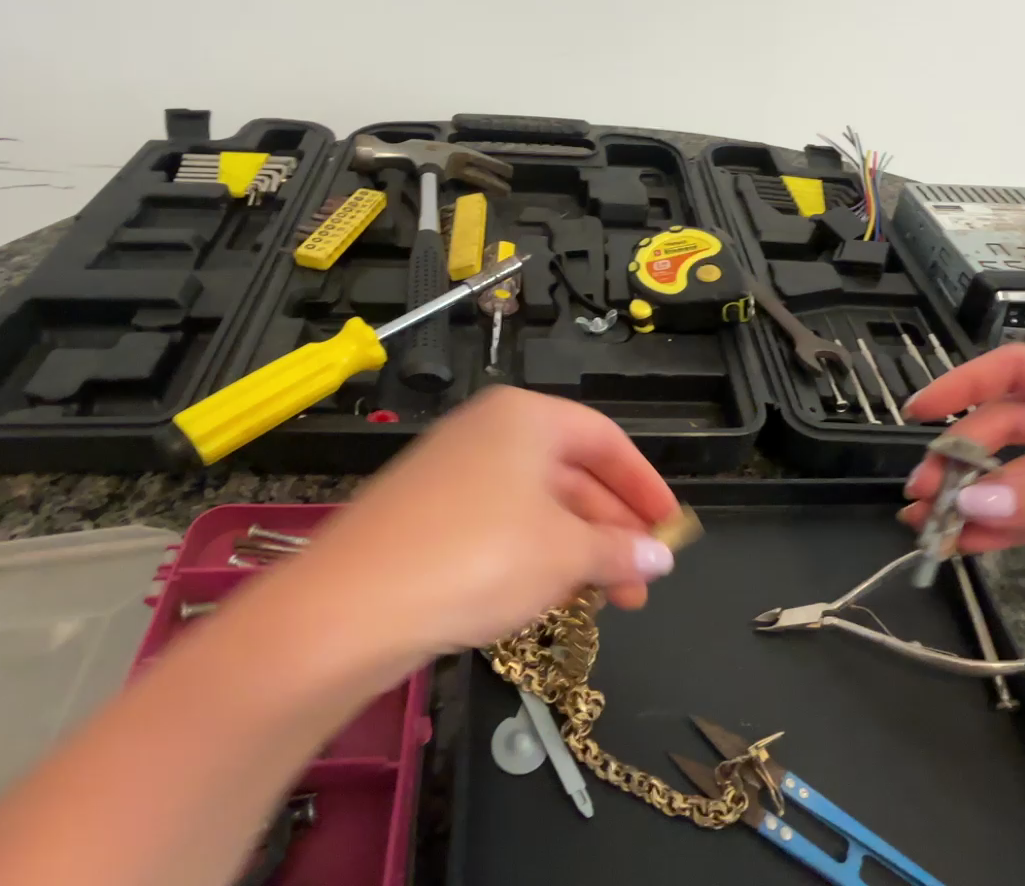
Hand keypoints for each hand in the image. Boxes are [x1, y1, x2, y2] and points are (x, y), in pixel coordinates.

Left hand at [286, 387, 680, 655]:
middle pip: (572, 473)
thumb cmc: (477, 557)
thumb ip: (621, 550)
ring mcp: (453, 473)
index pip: (606, 440)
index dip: (646, 485)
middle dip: (613, 529)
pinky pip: (501, 527)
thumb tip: (660, 555)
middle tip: (644, 578)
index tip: (672, 527)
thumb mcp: (565, 554)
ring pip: (538, 506)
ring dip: (579, 550)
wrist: (352, 606)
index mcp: (526, 418)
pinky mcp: (428, 515)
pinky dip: (537, 557)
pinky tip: (553, 597)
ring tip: (609, 599)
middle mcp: (488, 433)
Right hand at [899, 344, 1024, 613]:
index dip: (961, 386)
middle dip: (963, 462)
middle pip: (1009, 429)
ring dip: (978, 502)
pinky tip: (971, 546)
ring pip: (1021, 477)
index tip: (916, 413)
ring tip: (929, 530)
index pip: (1017, 370)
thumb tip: (965, 505)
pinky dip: (1009, 527)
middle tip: (921, 498)